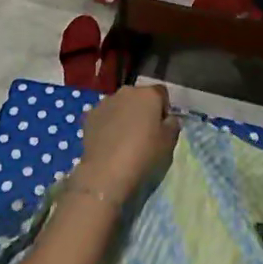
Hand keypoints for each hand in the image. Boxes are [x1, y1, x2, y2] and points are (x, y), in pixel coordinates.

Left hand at [75, 85, 178, 201]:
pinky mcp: (89, 115)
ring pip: (120, 105)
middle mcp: (126, 91)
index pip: (162, 93)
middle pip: (139, 97)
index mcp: (149, 94)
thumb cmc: (144, 155)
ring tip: (123, 139)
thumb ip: (172, 125)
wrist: (106, 172)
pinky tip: (108, 142)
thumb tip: (169, 118)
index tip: (162, 127)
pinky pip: (104, 115)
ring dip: (124, 115)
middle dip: (142, 110)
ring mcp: (105, 101)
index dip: (164, 108)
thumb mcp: (169, 143)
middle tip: (143, 133)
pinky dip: (107, 123)